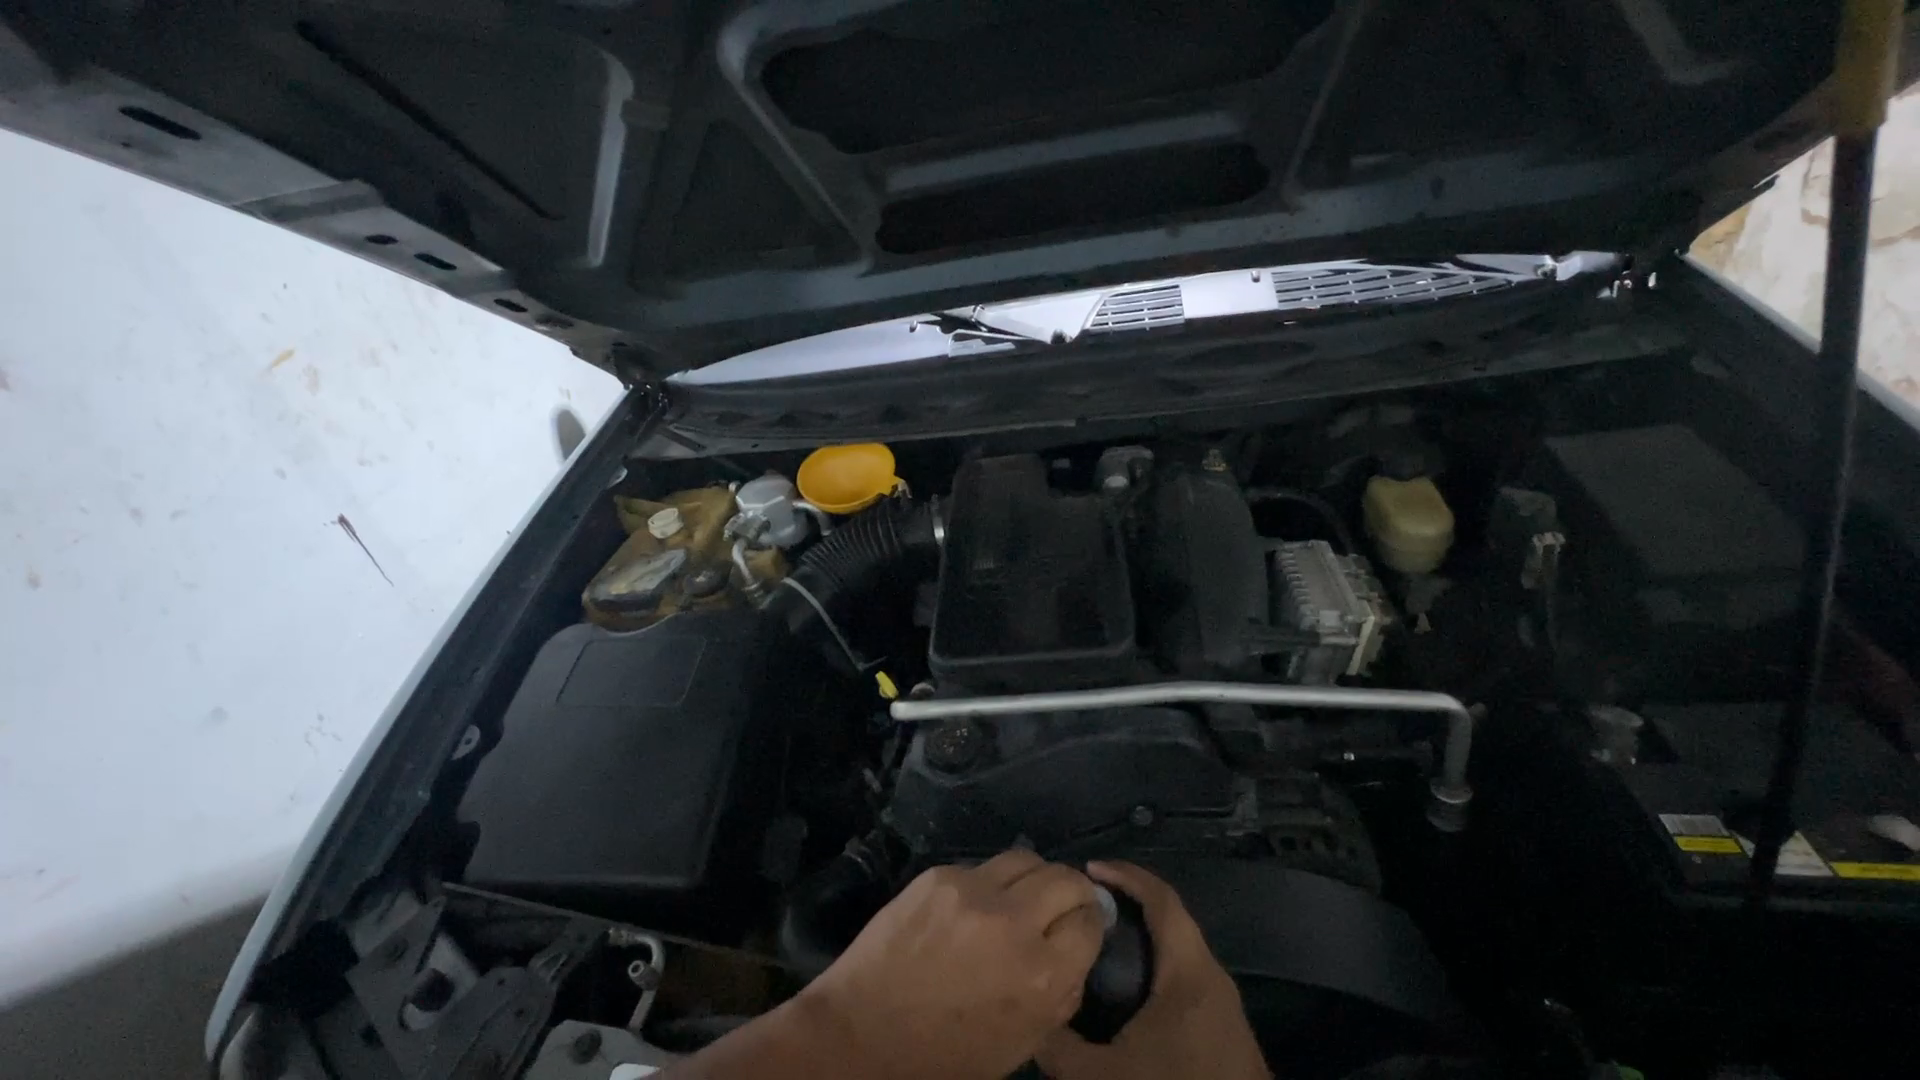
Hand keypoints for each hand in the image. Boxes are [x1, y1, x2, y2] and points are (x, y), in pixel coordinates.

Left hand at [796, 850, 1106, 1078]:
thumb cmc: (945, 1055)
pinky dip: (988, 884)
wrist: (861, 1032)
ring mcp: (972, 891)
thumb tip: (1077, 954)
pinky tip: (974, 907)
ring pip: (1026, 858)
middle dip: (1073, 890)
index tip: (1082, 927)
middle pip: (1066, 879)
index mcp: (1041, 974)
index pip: (1090, 922)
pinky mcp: (939, 876)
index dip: (1090, 924)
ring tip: (1025, 894)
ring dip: (1035, 876)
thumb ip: (1058, 996)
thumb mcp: (1020, 1044)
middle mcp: (1014, 921)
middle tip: (1065, 902)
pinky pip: (981, 868)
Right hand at [1037, 861, 1269, 1079]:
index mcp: (1189, 972)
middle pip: (1170, 918)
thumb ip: (1061, 1049)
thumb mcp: (1105, 1078)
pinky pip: (1185, 976)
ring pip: (1179, 949)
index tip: (1088, 869)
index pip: (1161, 899)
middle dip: (1129, 902)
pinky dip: (1155, 965)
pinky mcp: (1224, 1028)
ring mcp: (1222, 1003)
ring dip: (1143, 935)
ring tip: (1100, 941)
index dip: (1125, 875)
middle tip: (1085, 905)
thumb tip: (1031, 1024)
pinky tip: (1127, 989)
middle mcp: (1212, 977)